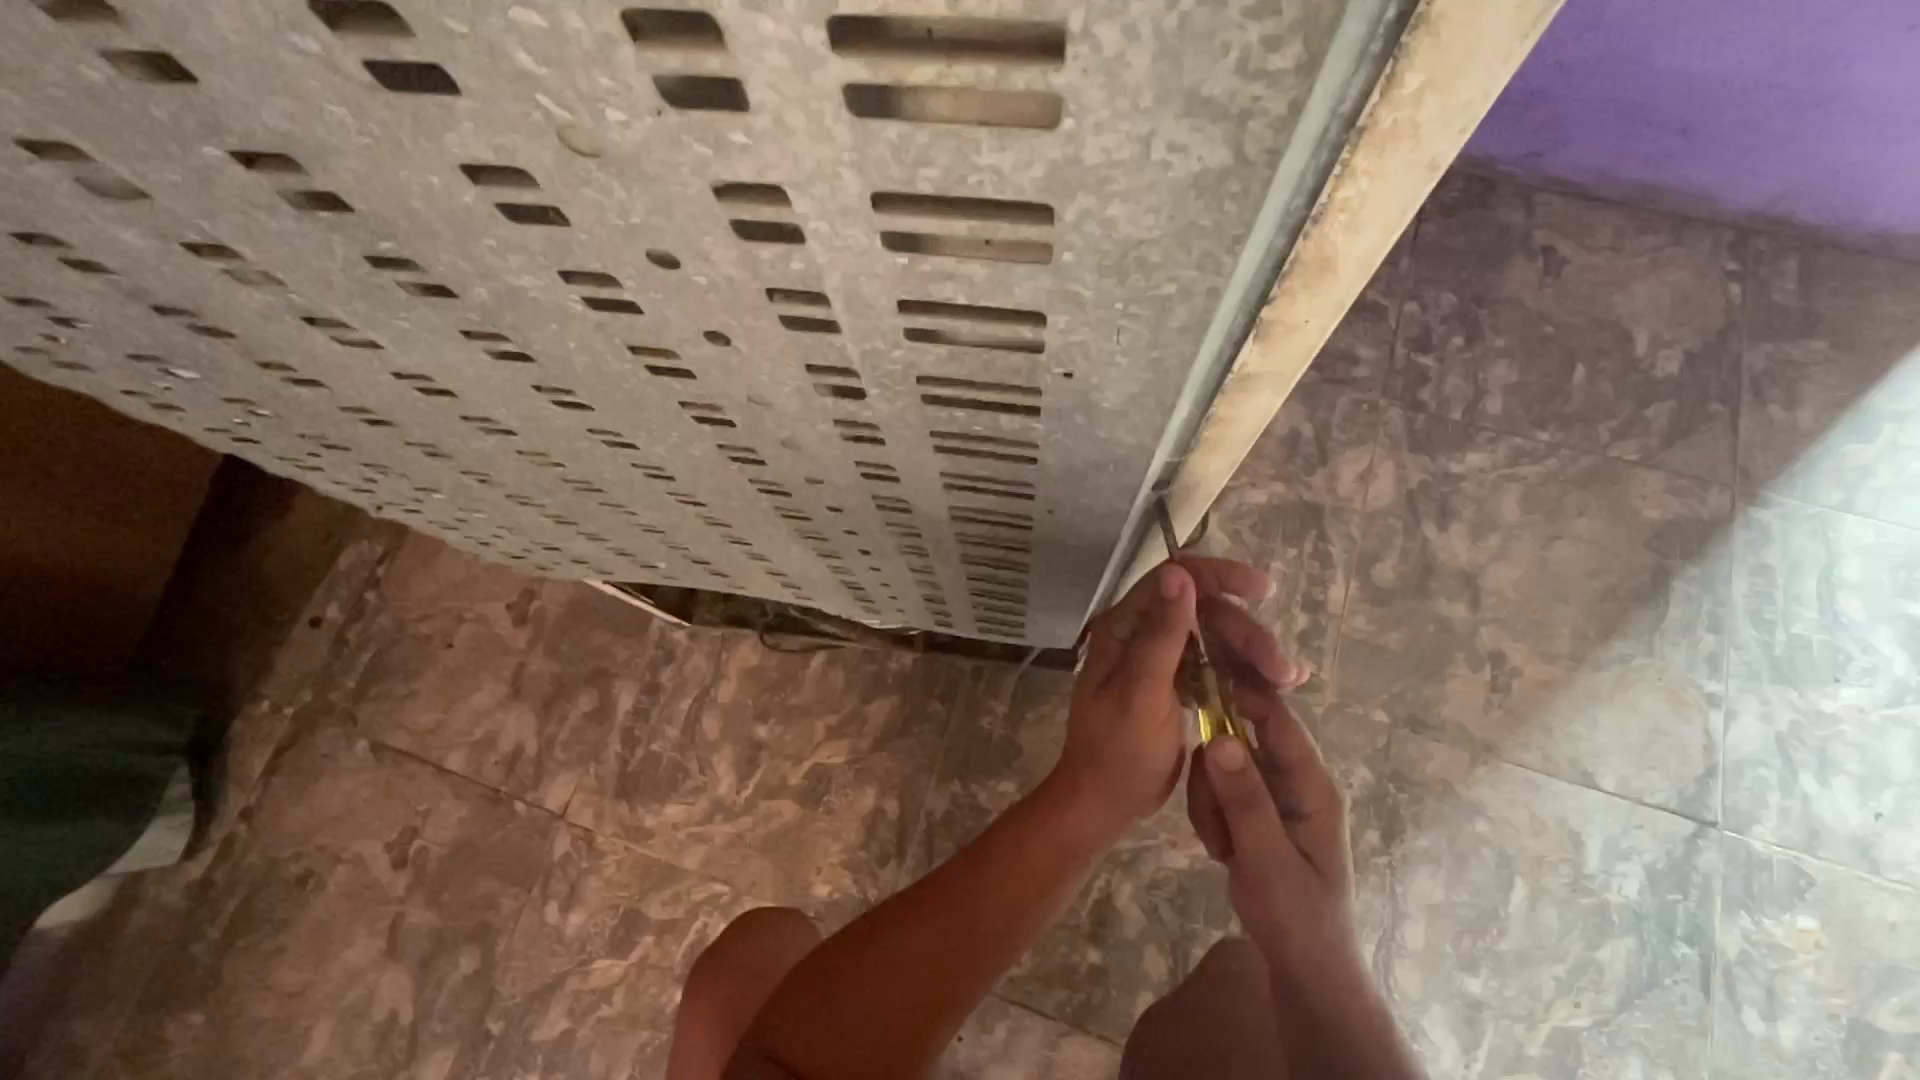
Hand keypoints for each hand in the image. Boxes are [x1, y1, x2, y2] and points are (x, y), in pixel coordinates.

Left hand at [1048, 557, 1271, 837]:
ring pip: (1214, 638)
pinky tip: (1278, 687)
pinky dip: (1244, 673)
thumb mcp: (1140, 693)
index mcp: (1124, 627)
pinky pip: (1215, 665)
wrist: (1105, 800)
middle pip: (1203, 611)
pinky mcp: (1175, 683)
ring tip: (1289, 679)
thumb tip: (1178, 574)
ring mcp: (1159, 658)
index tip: (1262, 590)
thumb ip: (1161, 634)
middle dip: (1246, 633)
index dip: (1219, 576)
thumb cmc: (1117, 751)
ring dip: (1252, 654)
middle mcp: (1140, 633)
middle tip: (1283, 668)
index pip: (1174, 578)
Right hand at [1185, 598, 1358, 970]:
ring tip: (1220, 847)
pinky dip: (1209, 816)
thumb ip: (1244, 799)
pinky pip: (1217, 792)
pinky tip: (1220, 851)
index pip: (1276, 720)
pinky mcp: (1254, 813)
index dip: (1242, 692)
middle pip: (1240, 741)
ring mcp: (1272, 797)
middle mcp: (1294, 782)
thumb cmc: (1297, 918)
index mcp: (1312, 786)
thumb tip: (1220, 738)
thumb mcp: (1267, 860)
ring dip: (1209, 801)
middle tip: (1212, 818)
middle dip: (1215, 774)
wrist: (1304, 970)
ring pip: (1221, 768)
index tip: (1201, 670)